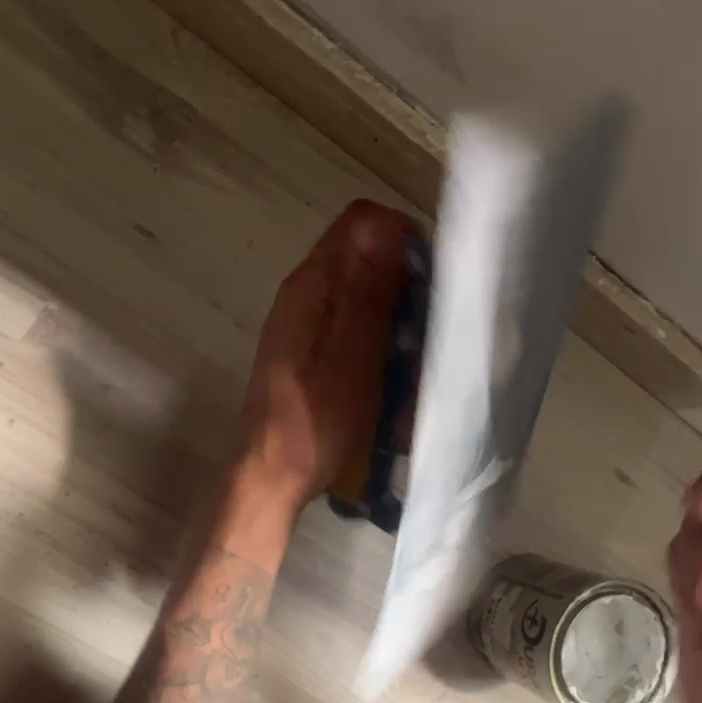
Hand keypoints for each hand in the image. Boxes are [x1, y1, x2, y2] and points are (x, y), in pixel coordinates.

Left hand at [231, 200, 414, 513]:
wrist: (270, 479)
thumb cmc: (315, 425)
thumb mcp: (353, 359)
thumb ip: (368, 292)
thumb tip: (384, 223)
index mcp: (312, 287)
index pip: (364, 223)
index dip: (404, 243)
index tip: (431, 289)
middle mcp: (306, 295)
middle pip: (370, 263)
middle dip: (407, 300)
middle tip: (424, 350)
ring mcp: (308, 325)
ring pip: (369, 304)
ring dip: (398, 340)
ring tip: (409, 390)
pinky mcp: (312, 353)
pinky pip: (358, 337)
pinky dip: (380, 361)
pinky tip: (390, 400)